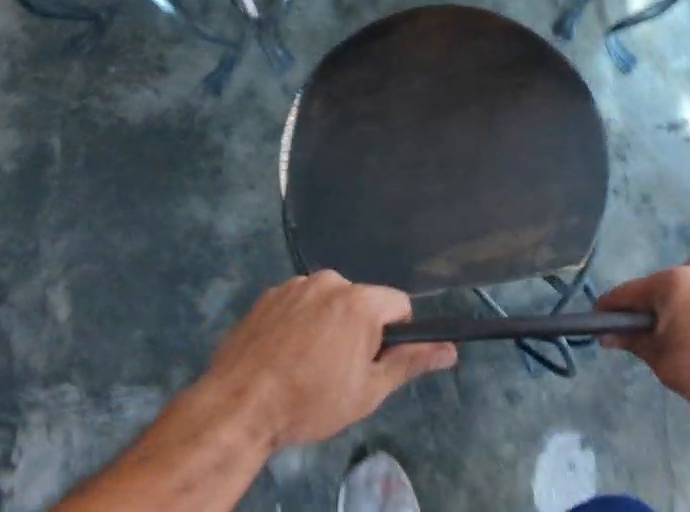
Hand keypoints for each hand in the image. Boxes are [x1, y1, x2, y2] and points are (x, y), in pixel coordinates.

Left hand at [201, 271, 456, 447]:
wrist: (238, 407)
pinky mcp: (268, 295)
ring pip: (329, 302)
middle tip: (339, 371)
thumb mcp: (368, 391)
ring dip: (328, 324)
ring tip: (306, 366)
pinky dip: (299, 323)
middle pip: (362, 301)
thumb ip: (410, 362)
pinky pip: (299, 303)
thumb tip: (451, 349)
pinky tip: (284, 354)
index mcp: (360, 301)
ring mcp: (295, 285)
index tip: (374, 362)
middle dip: (359, 330)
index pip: (399, 304)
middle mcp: (330, 281)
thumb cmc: (310, 402)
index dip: (394, 335)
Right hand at [596, 254, 689, 421]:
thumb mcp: (667, 365)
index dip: (608, 311)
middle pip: (658, 291)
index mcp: (672, 281)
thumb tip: (608, 333)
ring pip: (686, 294)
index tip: (597, 327)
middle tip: (658, 353)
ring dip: (680, 315)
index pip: (626, 293)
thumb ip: (634, 343)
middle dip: (652, 317)